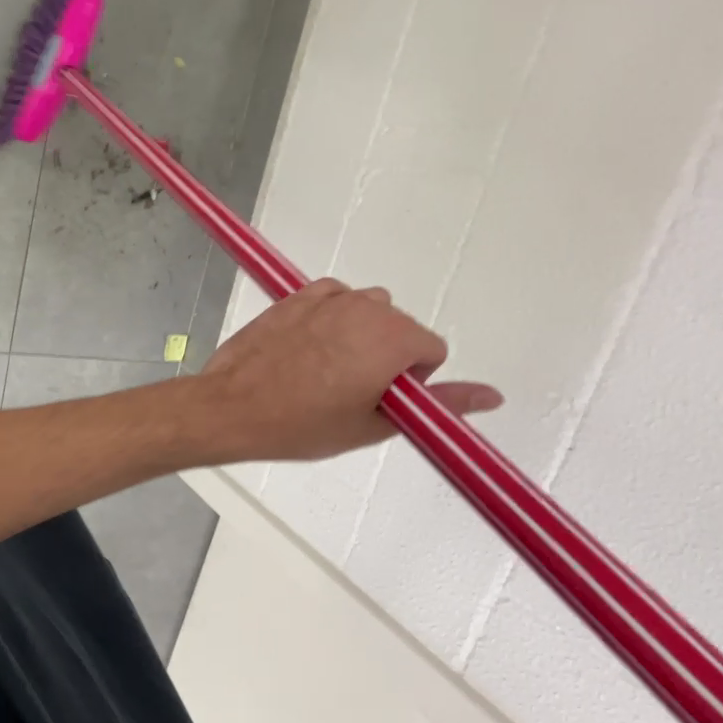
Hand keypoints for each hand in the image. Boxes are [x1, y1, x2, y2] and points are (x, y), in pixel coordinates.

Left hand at [197, 278, 502, 462]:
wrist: (228, 408)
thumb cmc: (299, 424)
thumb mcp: (373, 425)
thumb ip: (438, 406)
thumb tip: (494, 395)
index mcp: (395, 338)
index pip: (431, 352)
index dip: (406, 381)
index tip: (370, 399)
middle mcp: (366, 308)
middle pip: (398, 328)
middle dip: (381, 356)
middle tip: (339, 390)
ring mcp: (327, 298)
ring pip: (365, 312)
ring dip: (354, 335)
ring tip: (317, 372)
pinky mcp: (293, 297)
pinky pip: (330, 299)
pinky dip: (326, 318)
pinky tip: (304, 348)